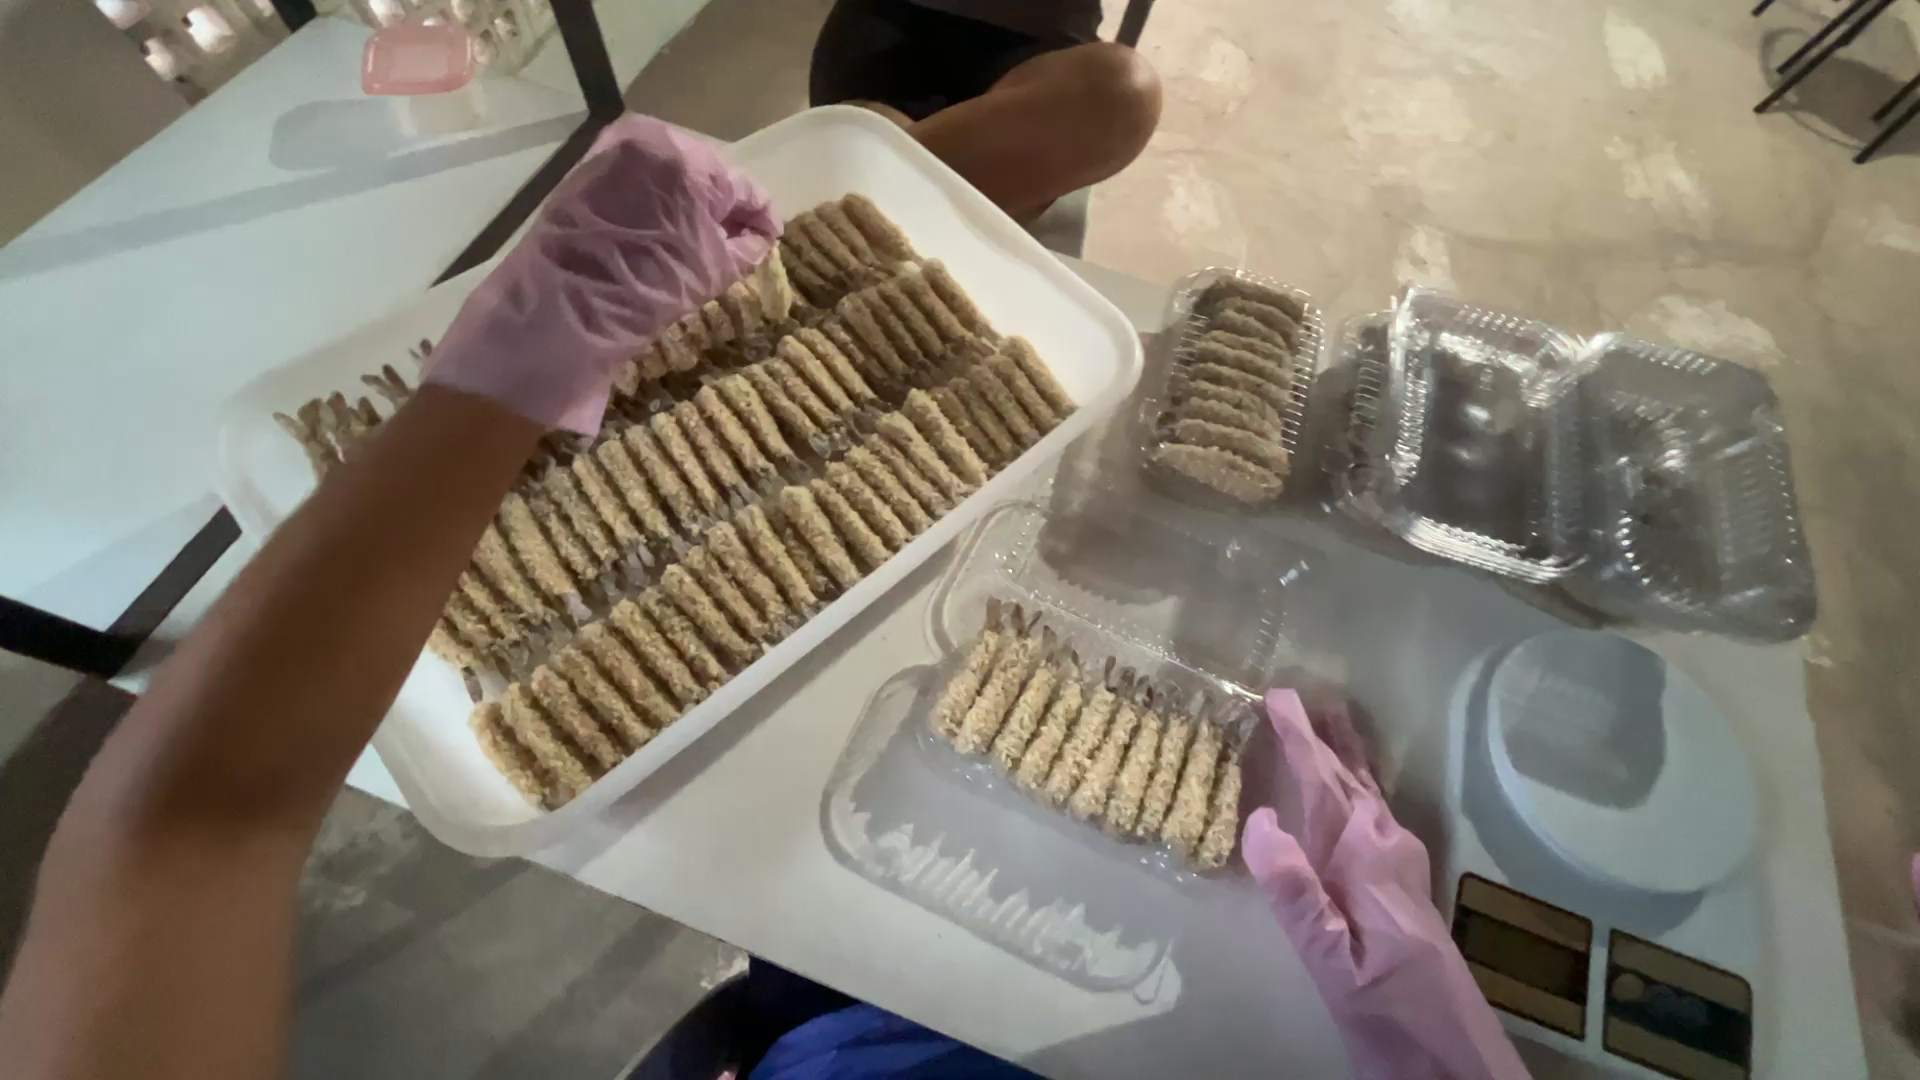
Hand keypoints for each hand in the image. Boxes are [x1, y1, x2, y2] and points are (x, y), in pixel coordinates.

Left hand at [427, 113, 779, 433]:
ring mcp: (615, 150)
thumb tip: (760, 234)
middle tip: (734, 247)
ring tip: (699, 247)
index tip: (770, 241)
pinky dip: (660, 206)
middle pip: (709, 174)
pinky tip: (665, 239)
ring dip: (692, 209)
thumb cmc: (650, 287)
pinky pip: (643, 182)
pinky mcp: (589, 168)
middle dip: (724, 210)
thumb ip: (748, 245)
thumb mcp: (715, 270)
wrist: (566, 308)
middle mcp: (651, 139)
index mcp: (689, 158)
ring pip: (674, 177)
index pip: (745, 185)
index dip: (763, 217)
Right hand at [1243, 690, 1528, 1079]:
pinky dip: (1354, 782)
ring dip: (1345, 753)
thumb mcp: (1333, 961)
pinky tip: (1351, 788)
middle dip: (1326, 733)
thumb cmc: (1386, 1008)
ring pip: (1367, 791)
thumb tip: (1259, 817)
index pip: (1325, 782)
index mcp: (1364, 859)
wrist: (1454, 1063)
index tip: (1277, 695)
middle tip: (1303, 694)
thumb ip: (1297, 892)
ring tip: (1328, 721)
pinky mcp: (1400, 885)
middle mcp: (1386, 849)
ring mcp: (1399, 866)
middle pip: (1352, 776)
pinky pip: (1372, 810)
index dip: (1300, 737)